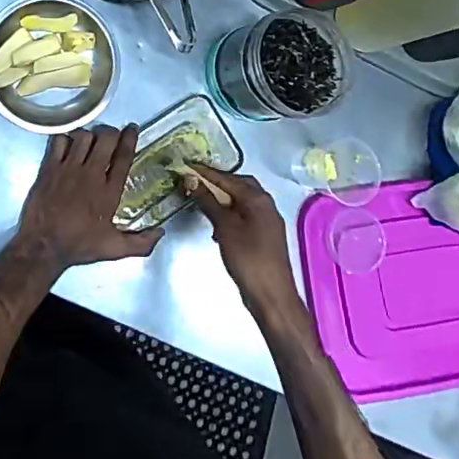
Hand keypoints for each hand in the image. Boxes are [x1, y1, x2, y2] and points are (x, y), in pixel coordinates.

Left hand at [12, 124, 157, 270]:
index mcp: (109, 191)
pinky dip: (66, 139)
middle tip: (110, 136)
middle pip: (106, 138)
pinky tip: (68, 145)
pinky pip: (60, 141)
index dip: (130, 138)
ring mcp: (69, 168)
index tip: (132, 128)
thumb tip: (161, 234)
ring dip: (89, 135)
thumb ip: (141, 243)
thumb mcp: (114, 248)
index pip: (124, 156)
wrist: (42, 246)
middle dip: (111, 133)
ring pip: (84, 136)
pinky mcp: (50, 168)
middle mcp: (92, 174)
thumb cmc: (78, 245)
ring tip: (89, 141)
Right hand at [186, 166, 296, 306]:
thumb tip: (192, 180)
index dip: (206, 172)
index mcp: (258, 198)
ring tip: (204, 203)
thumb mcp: (224, 227)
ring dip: (224, 199)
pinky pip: (246, 215)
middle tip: (196, 182)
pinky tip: (218, 227)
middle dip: (218, 182)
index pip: (227, 178)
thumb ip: (208, 201)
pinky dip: (231, 214)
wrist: (271, 293)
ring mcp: (268, 220)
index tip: (187, 165)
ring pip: (243, 201)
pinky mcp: (266, 235)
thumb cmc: (248, 257)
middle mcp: (266, 204)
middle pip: (239, 185)